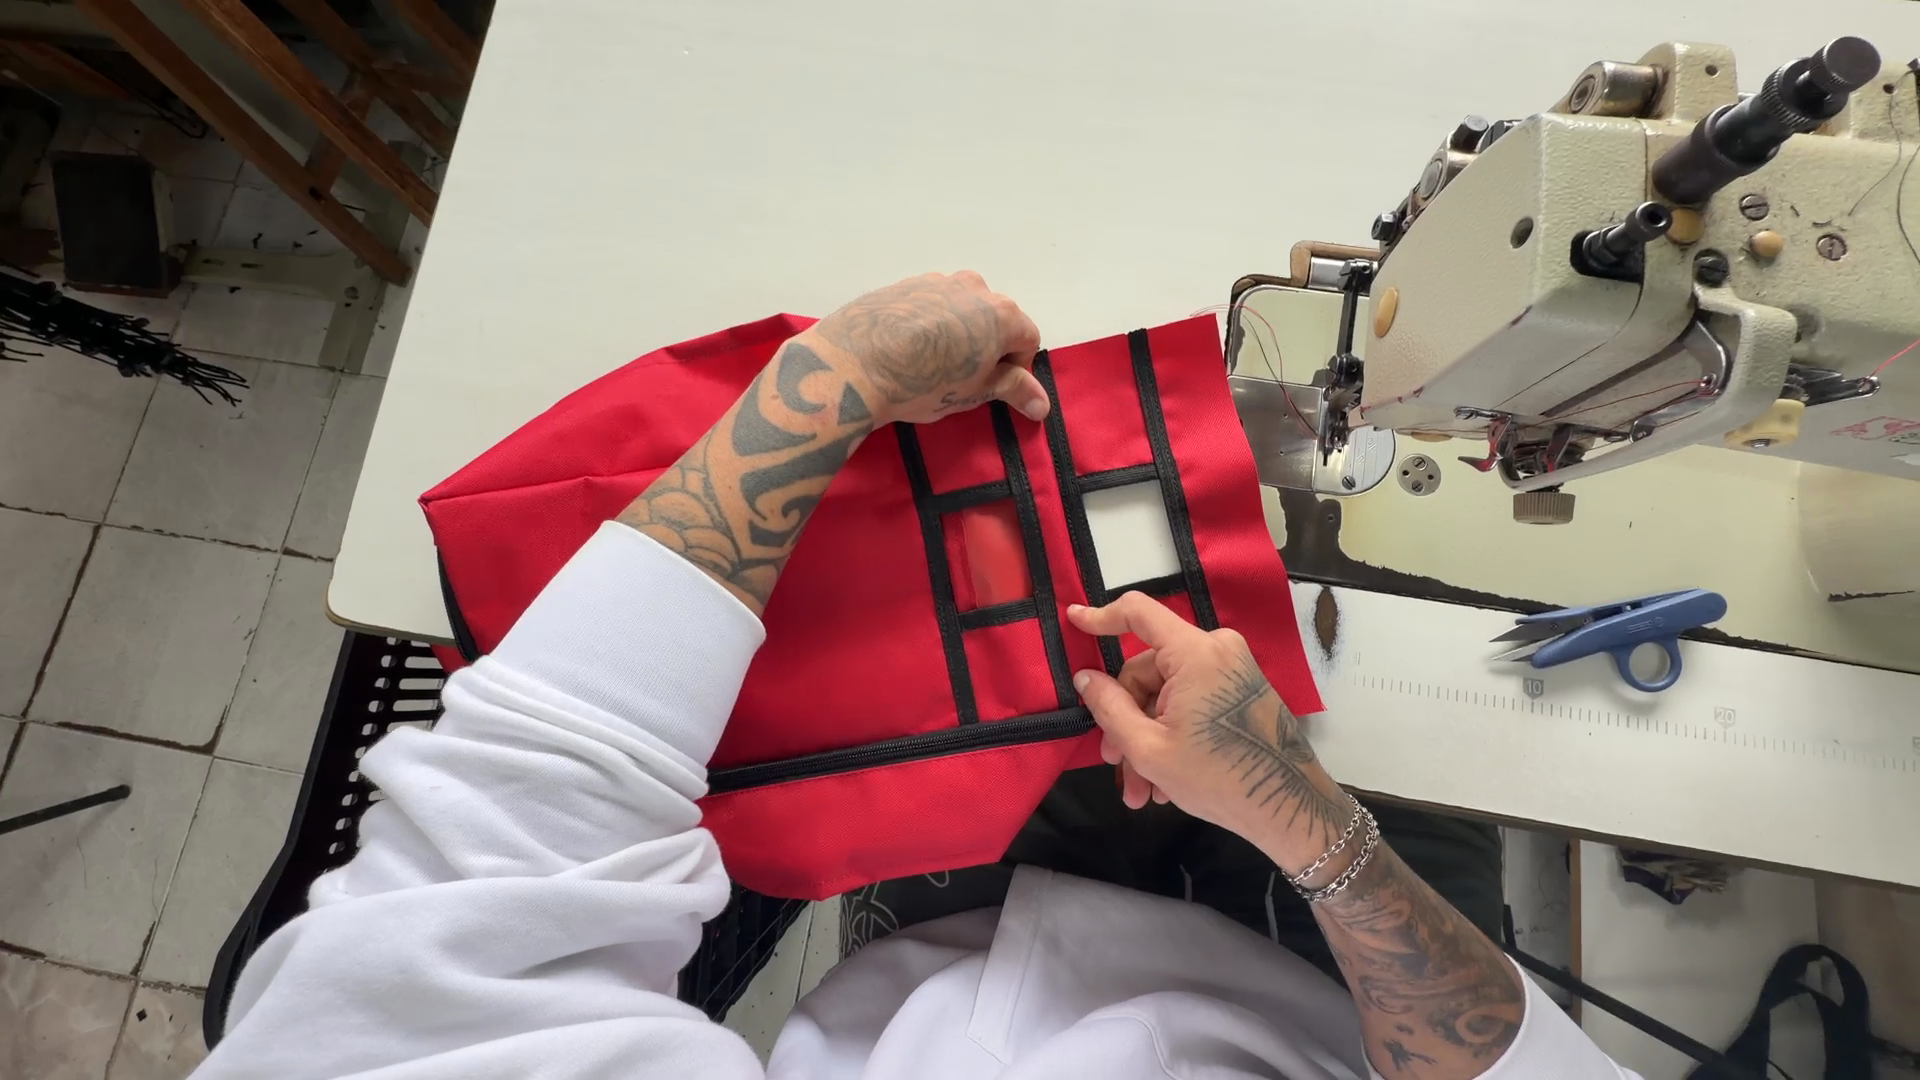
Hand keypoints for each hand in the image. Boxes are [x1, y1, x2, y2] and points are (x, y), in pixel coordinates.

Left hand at [802, 271, 1047, 426]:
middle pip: (996, 320)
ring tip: (933, 366)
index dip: (1018, 369)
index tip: (995, 390)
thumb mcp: (975, 392)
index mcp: (1001, 313)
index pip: (1027, 339)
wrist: (856, 363)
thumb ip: (1014, 391)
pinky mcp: (904, 284)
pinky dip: (931, 325)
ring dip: (959, 335)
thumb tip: (1044, 406)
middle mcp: (974, 287)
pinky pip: (931, 305)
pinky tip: (909, 351)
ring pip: (962, 310)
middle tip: (964, 380)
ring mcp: (937, 281)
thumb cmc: (926, 383)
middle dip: (989, 349)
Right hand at [1067, 594, 1351, 869]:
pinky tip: (1164, 780)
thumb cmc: (1218, 778)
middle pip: (1147, 669)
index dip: (1100, 616)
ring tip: (1141, 787)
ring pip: (1166, 694)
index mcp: (1195, 652)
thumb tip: (1085, 677)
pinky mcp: (1240, 691)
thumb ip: (1108, 706)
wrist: (1293, 812)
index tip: (1073, 620)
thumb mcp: (1148, 748)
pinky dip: (1172, 734)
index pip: (1138, 612)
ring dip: (1147, 737)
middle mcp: (1216, 650)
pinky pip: (1190, 702)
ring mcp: (1232, 670)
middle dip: (1126, 718)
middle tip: (1113, 763)